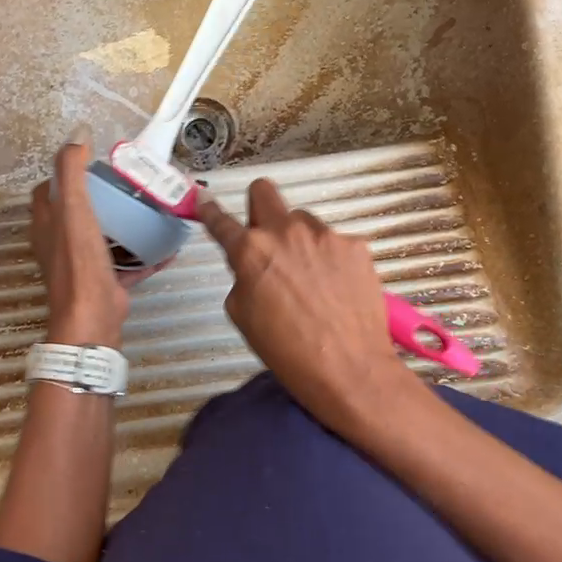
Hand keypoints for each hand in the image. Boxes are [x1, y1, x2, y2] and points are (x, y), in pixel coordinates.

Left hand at [30, 138, 163, 347]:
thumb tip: (78, 133)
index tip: (92, 163)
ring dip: (121, 225)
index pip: (48, 191)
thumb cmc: (79, 263)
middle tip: (124, 184)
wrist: (92, 317)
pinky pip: (127, 266)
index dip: (65, 173)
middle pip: (75, 213)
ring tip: (144, 209)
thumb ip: (72, 170)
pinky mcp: (105, 283)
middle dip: (97, 197)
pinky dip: (143, 257)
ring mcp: (82, 265)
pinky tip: (165, 248)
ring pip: (101, 238)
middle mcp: (60, 244)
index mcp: (47, 225)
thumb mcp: (74, 208)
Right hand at [196, 179, 419, 430]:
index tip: (205, 199)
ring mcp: (325, 236)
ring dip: (299, 240)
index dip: (210, 210)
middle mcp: (287, 233)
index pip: (221, 221)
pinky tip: (335, 289)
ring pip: (303, 221)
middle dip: (258, 207)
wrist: (349, 369)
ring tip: (309, 280)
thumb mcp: (244, 317)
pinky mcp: (356, 246)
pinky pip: (334, 243)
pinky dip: (331, 260)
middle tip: (266, 237)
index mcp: (251, 252)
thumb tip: (251, 266)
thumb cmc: (290, 353)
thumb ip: (242, 278)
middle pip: (264, 192)